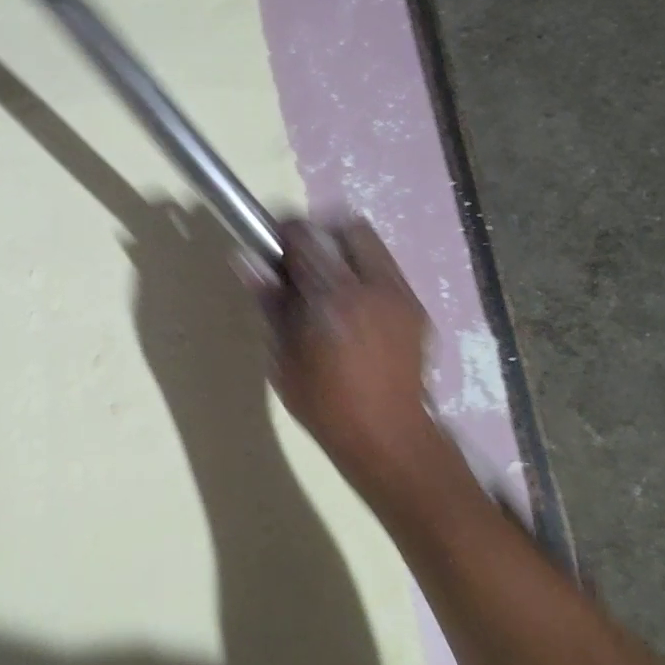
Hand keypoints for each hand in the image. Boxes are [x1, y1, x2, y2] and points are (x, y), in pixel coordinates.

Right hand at [263, 218, 446, 490]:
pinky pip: (386, 273)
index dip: (283, 232)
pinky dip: (364, 276)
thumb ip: (270, 301)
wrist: (387, 436)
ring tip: (325, 287)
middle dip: (320, 236)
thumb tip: (247, 260)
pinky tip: (350, 310)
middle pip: (347, 227)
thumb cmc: (322, 401)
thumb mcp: (282, 354)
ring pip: (371, 247)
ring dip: (344, 253)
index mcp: (332, 296)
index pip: (305, 234)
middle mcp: (372, 285)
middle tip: (299, 264)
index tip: (270, 246)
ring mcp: (400, 295)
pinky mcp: (416, 309)